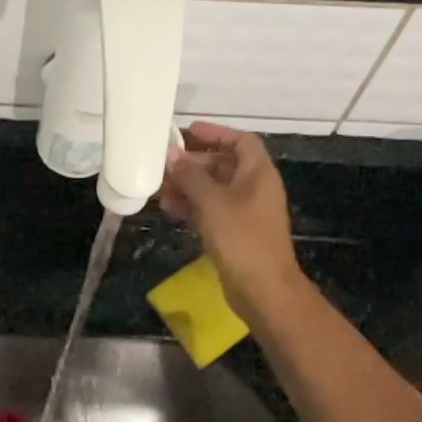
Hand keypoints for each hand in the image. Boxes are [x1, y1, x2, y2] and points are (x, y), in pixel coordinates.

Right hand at [159, 121, 303, 296]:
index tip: (188, 132)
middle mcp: (254, 188)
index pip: (241, 141)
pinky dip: (191, 205)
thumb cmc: (241, 237)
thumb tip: (171, 155)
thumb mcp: (211, 201)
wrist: (263, 290)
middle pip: (223, 164)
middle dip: (193, 163)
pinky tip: (168, 208)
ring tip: (158, 188)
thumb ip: (190, 175)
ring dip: (187, 185)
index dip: (216, 133)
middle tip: (164, 164)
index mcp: (258, 174)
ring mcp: (245, 212)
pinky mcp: (235, 232)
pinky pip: (211, 209)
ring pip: (213, 189)